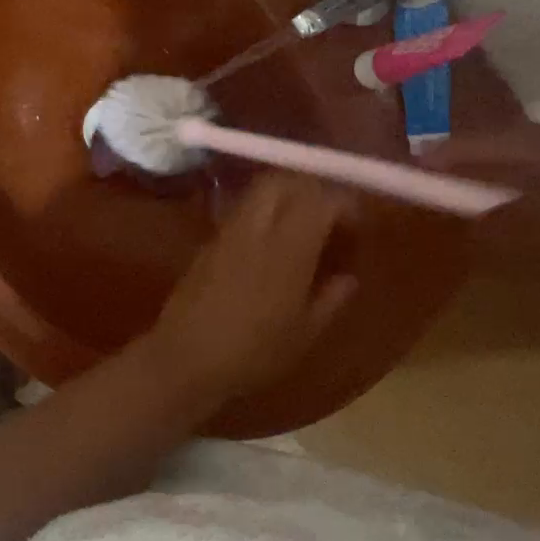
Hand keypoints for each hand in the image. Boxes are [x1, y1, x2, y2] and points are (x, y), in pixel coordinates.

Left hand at [143, 173, 357, 397]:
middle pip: (282, 181)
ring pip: (257, 193)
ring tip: (302, 233)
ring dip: (284, 199)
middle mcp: (253, 230)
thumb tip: (347, 276)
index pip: (318, 198)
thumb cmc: (253, 353)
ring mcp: (224, 234)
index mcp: (286, 249)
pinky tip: (270, 248)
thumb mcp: (305, 333)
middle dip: (310, 189)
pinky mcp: (206, 245)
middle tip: (328, 219)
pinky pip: (239, 214)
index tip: (356, 229)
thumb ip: (331, 297)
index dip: (343, 204)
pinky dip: (261, 217)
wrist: (184, 359)